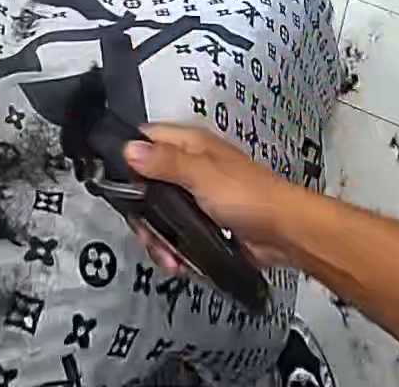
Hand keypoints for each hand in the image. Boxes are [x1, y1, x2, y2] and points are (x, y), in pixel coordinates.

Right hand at [121, 124, 306, 271]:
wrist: (280, 232)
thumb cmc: (246, 195)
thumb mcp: (201, 175)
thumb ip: (165, 162)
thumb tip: (130, 148)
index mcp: (191, 143)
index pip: (148, 137)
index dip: (130, 156)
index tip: (119, 184)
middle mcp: (190, 164)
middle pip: (146, 180)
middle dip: (143, 211)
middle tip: (147, 230)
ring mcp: (195, 193)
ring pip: (158, 210)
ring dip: (158, 236)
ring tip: (168, 254)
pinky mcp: (201, 219)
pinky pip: (174, 230)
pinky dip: (172, 246)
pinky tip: (178, 261)